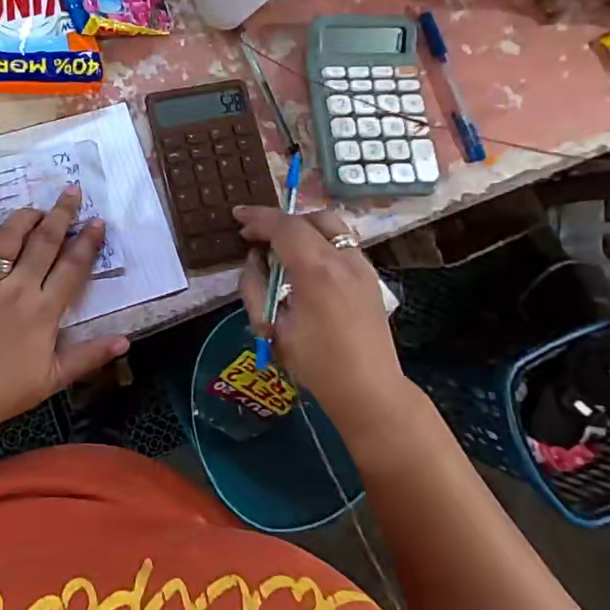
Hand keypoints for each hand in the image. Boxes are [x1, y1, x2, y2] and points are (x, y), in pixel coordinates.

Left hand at [0, 186, 128, 443]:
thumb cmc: (0, 393)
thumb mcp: (51, 380)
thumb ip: (88, 356)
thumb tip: (125, 341)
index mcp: (43, 312)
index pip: (72, 267)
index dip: (87, 241)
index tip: (97, 221)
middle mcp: (16, 289)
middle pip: (44, 241)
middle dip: (62, 213)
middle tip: (72, 191)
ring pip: (9, 237)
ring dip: (26, 217)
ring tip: (38, 208)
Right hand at [233, 205, 405, 415]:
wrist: (369, 392)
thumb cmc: (316, 364)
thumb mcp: (272, 328)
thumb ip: (255, 287)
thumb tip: (254, 260)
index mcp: (317, 271)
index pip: (284, 227)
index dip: (258, 217)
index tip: (238, 217)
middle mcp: (344, 259)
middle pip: (310, 218)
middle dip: (280, 221)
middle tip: (258, 235)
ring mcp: (363, 266)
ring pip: (331, 226)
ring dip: (303, 228)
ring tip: (282, 247)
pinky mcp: (371, 277)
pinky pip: (343, 243)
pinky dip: (320, 241)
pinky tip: (308, 264)